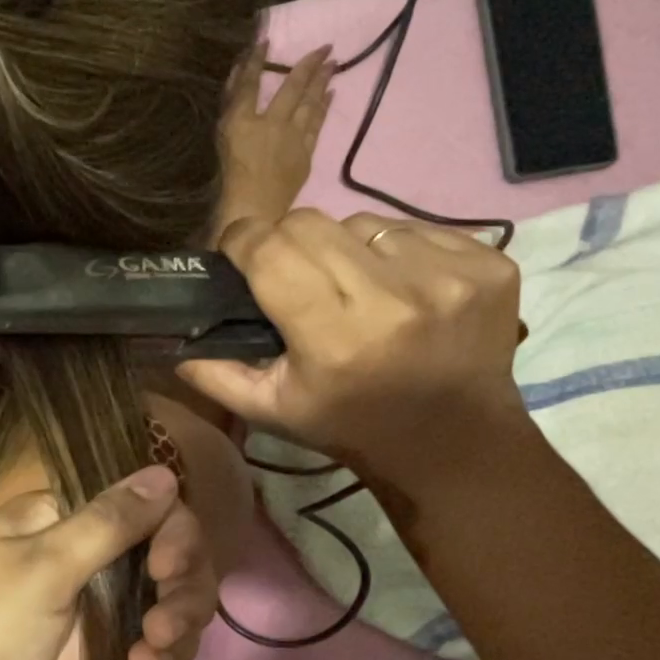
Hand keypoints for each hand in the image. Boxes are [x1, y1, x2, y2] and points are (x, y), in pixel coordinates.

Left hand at [0, 466, 217, 659]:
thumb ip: (108, 523)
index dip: (172, 537)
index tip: (168, 572)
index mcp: (54, 519)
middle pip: (162, 563)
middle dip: (178, 598)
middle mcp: (71, 557)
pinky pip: (139, 656)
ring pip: (158, 612)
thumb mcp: (43, 569)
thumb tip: (164, 471)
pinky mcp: (79, 659)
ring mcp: (78, 610)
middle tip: (160, 633)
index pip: (142, 509)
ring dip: (170, 644)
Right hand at [177, 210, 525, 484]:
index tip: (234, 250)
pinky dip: (390, 250)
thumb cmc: (345, 424)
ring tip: (344, 284)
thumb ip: (212, 373)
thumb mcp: (267, 410)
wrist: (452, 438)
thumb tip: (170, 336)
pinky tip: (394, 287)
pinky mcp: (489, 261)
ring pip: (362, 222)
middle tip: (281, 270)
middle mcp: (396, 296)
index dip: (245, 241)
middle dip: (284, 240)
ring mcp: (449, 274)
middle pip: (312, 224)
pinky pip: (414, 228)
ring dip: (340, 246)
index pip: (275, 251)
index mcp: (335, 337)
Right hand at [215, 42, 335, 238]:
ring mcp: (291, 138)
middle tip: (322, 49)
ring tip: (332, 64)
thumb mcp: (216, 149)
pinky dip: (323, 106)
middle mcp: (269, 124)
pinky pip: (316, 124)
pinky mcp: (305, 153)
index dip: (253, 63)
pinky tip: (330, 95)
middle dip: (305, 66)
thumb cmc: (220, 191)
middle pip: (289, 88)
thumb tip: (236, 82)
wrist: (248, 217)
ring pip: (309, 101)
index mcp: (239, 125)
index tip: (262, 43)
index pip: (246, 87)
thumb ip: (227, 114)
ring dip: (321, 80)